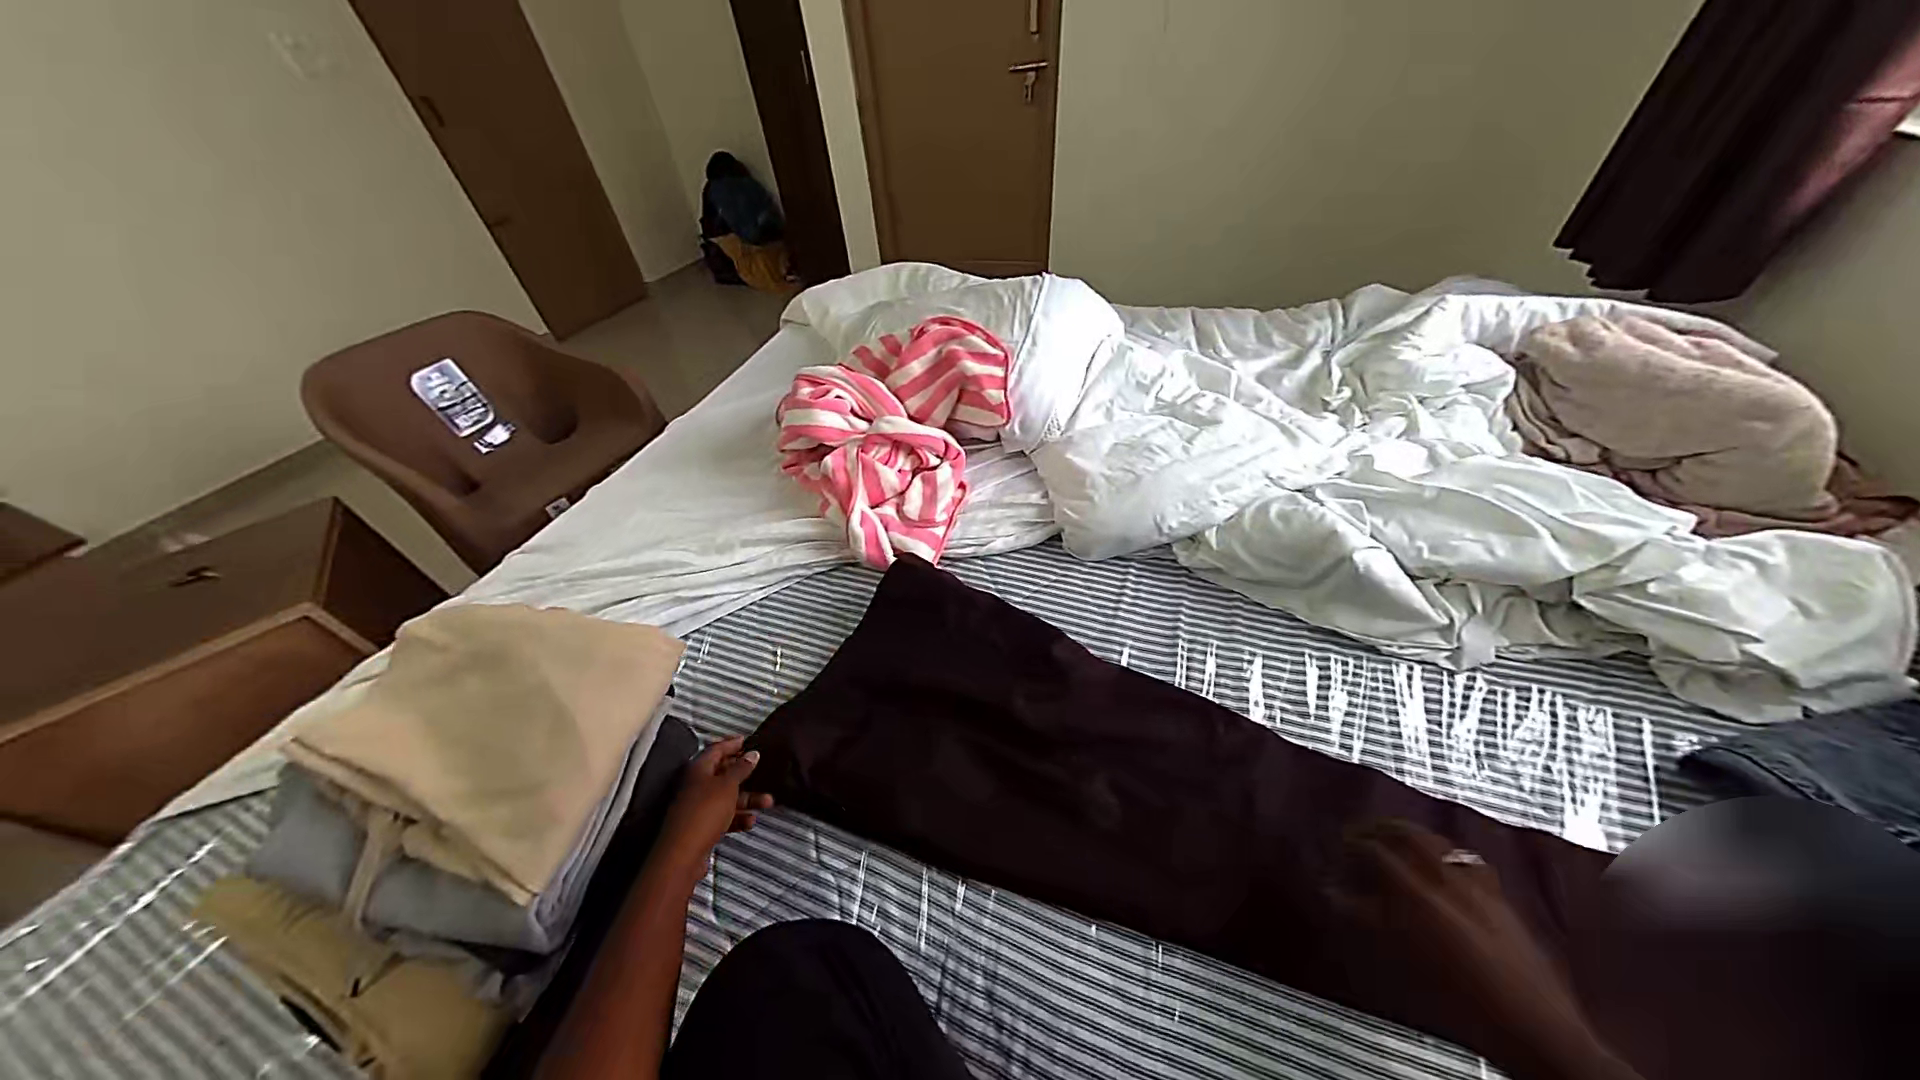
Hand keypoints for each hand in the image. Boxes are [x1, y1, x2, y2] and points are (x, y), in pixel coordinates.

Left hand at [658, 736, 774, 875]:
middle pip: (723, 773)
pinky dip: (738, 817)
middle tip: (762, 770)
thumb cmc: (702, 813)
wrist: (683, 854)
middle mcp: (696, 785)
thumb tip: (752, 754)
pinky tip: (750, 820)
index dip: (733, 744)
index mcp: (698, 769)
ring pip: (727, 797)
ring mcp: (698, 806)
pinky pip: (724, 817)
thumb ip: (741, 768)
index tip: (749, 741)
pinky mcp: (701, 826)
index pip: (717, 749)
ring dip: (747, 798)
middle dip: (745, 773)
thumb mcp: (728, 786)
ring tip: (766, 801)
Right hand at [1335, 819, 1638, 1079]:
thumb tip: (1334, 892)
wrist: (1536, 1029)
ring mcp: (1478, 886)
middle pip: (1408, 834)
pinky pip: (1468, 860)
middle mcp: (1448, 880)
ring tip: (1396, 840)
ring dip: (1412, 835)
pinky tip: (1441, 862)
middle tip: (1361, 833)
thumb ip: (1365, 919)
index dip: (1352, 844)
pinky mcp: (1500, 898)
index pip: (1375, 851)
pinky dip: (1446, 852)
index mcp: (1419, 895)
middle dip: (1379, 828)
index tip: (1338, 846)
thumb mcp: (1402, 959)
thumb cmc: (1459, 1000)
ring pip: (1439, 842)